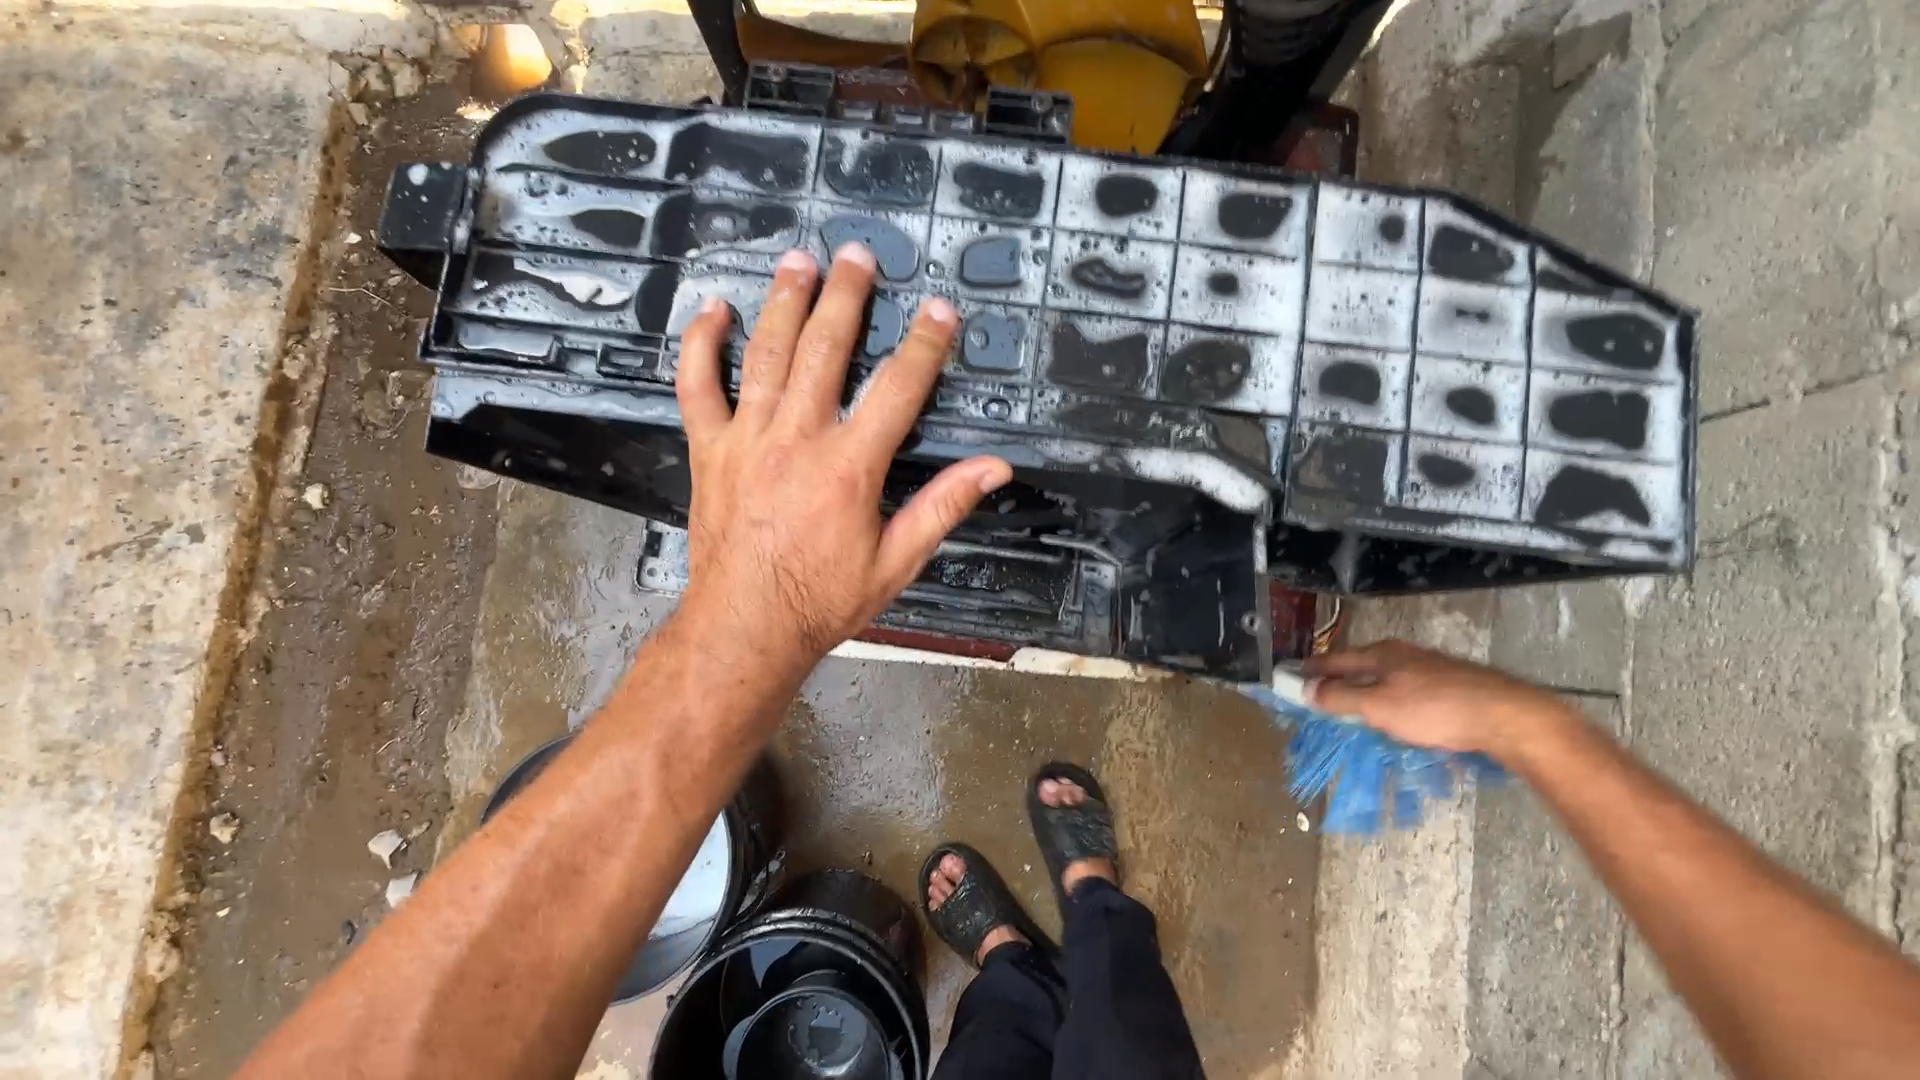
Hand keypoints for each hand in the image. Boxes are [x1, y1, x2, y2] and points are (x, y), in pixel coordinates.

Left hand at [673, 244, 1011, 666]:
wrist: (746, 626)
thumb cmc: (821, 600)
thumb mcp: (896, 562)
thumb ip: (943, 507)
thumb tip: (992, 470)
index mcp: (849, 467)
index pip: (898, 389)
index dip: (924, 345)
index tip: (940, 311)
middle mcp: (797, 440)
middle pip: (826, 349)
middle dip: (846, 297)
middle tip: (857, 256)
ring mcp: (747, 439)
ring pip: (767, 354)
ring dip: (785, 302)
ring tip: (799, 261)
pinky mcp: (710, 450)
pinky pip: (697, 386)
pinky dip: (701, 345)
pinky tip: (711, 311)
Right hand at [1301, 639, 1573, 759]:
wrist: (1507, 717)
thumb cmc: (1436, 710)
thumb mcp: (1379, 707)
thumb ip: (1341, 698)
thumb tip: (1308, 689)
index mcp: (1381, 655)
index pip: (1335, 659)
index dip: (1313, 668)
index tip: (1292, 674)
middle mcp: (1404, 654)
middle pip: (1361, 664)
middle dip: (1340, 676)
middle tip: (1320, 690)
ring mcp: (1430, 667)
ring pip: (1387, 675)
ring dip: (1367, 687)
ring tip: (1355, 704)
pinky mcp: (1452, 684)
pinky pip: (1408, 687)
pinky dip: (1392, 696)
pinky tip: (1398, 712)